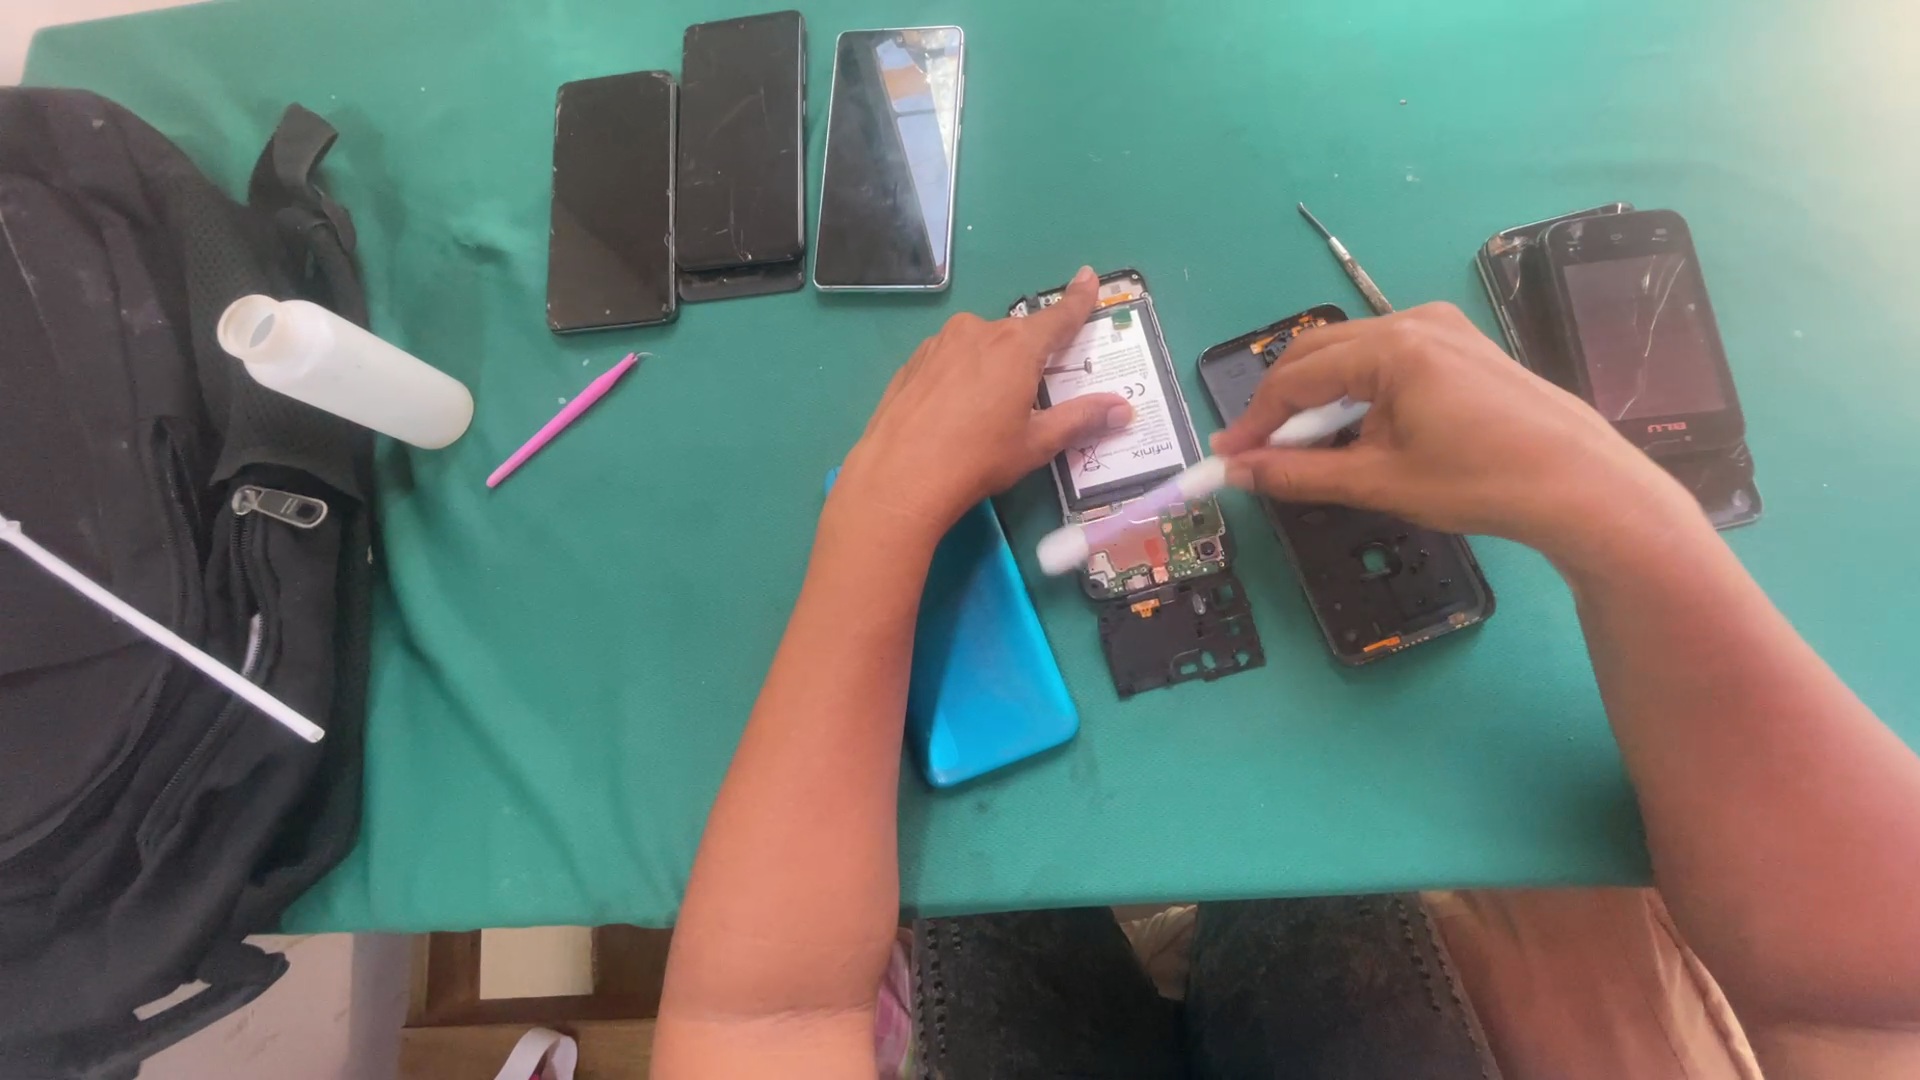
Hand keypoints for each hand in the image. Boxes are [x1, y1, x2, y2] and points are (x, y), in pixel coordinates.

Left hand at [833, 266, 1131, 545]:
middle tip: (1025, 399)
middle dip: (1026, 359)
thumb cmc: (979, 458)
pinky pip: (947, 360)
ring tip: (981, 414)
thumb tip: (1124, 409)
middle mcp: (979, 331)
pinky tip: (949, 412)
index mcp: (1018, 346)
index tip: (1087, 277)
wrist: (901, 475)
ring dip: (988, 367)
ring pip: (978, 347)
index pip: (1059, 316)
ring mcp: (939, 343)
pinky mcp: (911, 362)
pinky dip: (957, 376)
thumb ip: (1081, 420)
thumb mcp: (1036, 443)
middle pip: (1015, 337)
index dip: (1078, 299)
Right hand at [1212, 302, 1699, 567]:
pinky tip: (1354, 428)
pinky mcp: (1459, 346)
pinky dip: (1351, 391)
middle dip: (1278, 404)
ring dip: (1314, 397)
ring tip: (1304, 446)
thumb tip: (1235, 471)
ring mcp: (1441, 329)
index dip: (1255, 420)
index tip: (1228, 456)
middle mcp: (1413, 322)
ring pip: (1346, 354)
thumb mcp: (1376, 482)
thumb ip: (1295, 473)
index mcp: (1393, 349)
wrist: (1587, 488)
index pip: (1295, 377)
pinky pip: (1381, 359)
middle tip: (1256, 450)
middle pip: (1315, 354)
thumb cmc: (1480, 482)